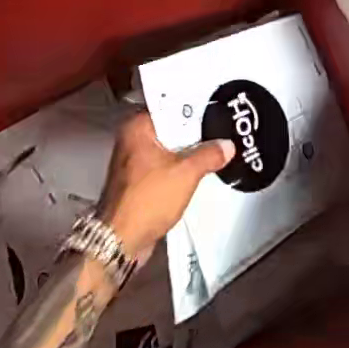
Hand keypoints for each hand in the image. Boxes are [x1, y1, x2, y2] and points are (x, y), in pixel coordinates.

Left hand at [95, 112, 233, 262]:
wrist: (120, 241)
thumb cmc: (149, 199)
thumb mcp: (185, 174)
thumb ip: (208, 155)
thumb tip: (228, 145)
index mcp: (137, 127)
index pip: (170, 106)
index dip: (195, 106)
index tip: (217, 105)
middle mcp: (132, 139)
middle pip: (171, 128)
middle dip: (195, 131)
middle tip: (224, 126)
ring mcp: (134, 161)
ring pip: (169, 148)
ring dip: (189, 151)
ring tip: (219, 145)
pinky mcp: (138, 181)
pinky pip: (165, 166)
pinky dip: (181, 168)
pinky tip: (202, 169)